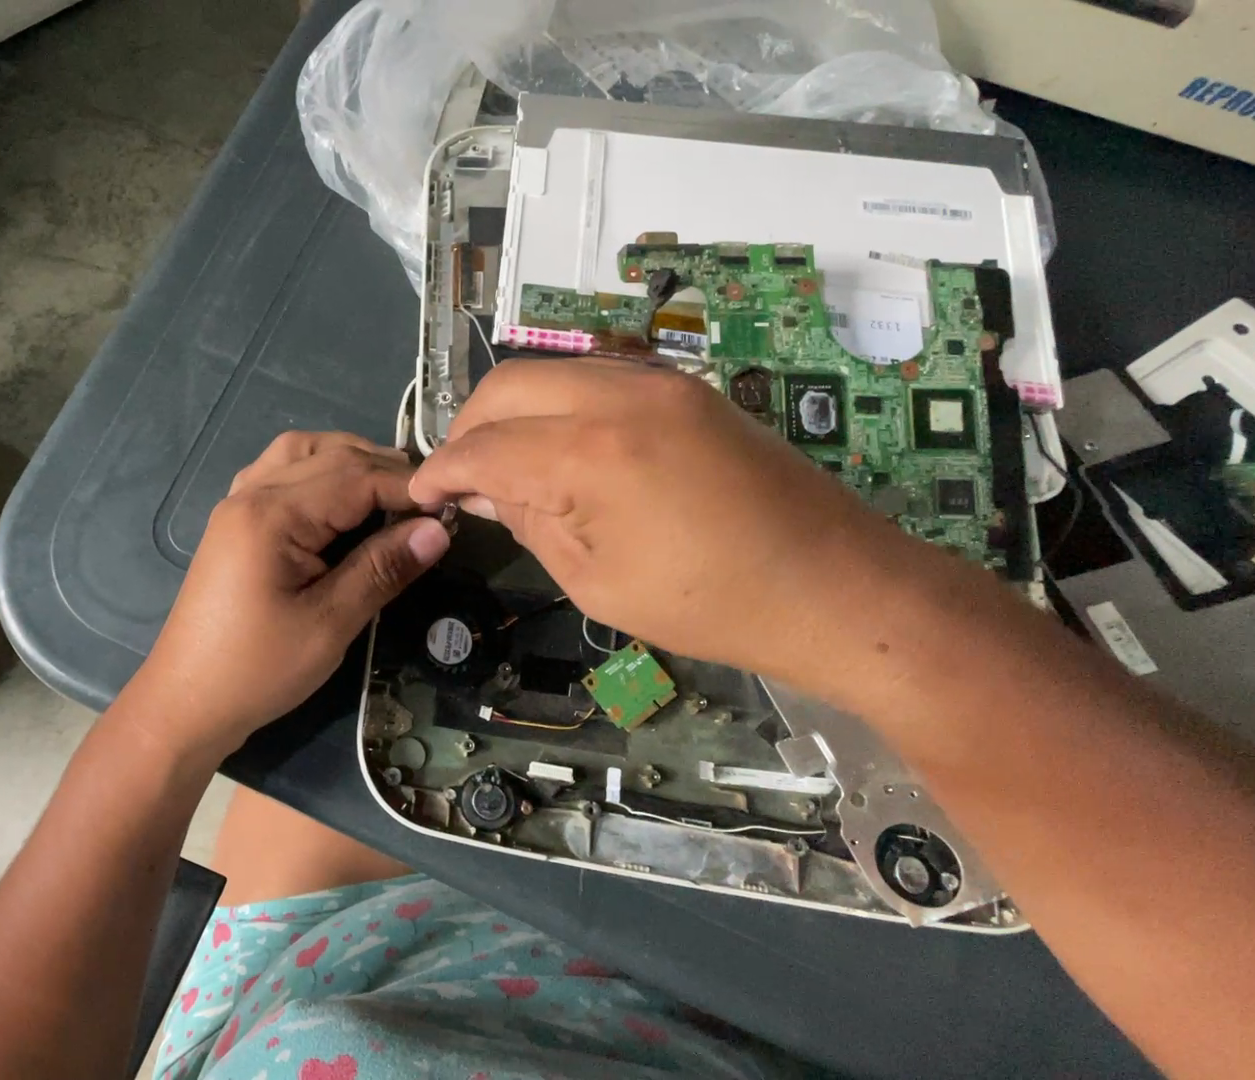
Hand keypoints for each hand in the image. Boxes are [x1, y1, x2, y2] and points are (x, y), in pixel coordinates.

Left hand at [122, 432, 451, 760]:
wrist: (186, 702)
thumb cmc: (257, 669)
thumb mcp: (329, 624)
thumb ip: (382, 569)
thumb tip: (438, 529)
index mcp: (272, 514)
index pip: (355, 476)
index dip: (407, 486)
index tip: (451, 508)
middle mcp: (251, 493)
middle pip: (329, 454)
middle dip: (384, 469)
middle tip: (428, 504)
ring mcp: (236, 504)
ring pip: (301, 453)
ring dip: (349, 461)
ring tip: (389, 494)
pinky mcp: (234, 523)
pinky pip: (279, 474)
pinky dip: (317, 472)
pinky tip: (338, 503)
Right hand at [409, 358, 922, 677]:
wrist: (835, 586)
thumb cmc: (707, 605)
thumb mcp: (593, 581)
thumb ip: (528, 521)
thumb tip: (482, 492)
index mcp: (591, 454)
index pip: (484, 446)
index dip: (441, 471)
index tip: (420, 493)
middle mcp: (619, 394)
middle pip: (507, 385)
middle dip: (468, 429)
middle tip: (460, 479)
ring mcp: (658, 382)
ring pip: (549, 371)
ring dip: (511, 412)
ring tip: (504, 466)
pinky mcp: (684, 387)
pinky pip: (593, 378)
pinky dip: (556, 407)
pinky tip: (557, 450)